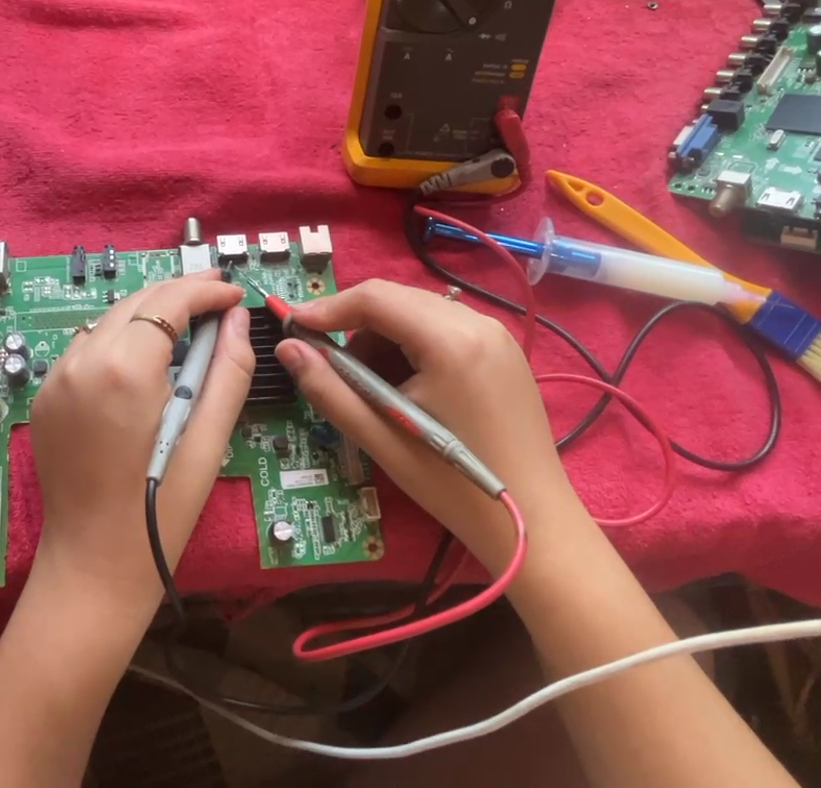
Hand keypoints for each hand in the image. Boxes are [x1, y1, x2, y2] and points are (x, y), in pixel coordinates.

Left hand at [29, 271, 253, 605]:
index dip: (205, 290)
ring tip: (189, 326)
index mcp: (122, 371)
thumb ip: (228, 372)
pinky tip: (145, 361)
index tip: (235, 293)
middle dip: (178, 295)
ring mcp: (55, 379)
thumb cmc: (158, 513)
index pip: (167, 302)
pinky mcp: (45, 397)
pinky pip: (86, 350)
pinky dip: (119, 341)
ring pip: (107, 321)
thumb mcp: (208, 443)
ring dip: (148, 315)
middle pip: (134, 302)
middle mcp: (80, 362)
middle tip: (220, 298)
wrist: (91, 566)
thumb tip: (236, 320)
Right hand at [274, 279, 581, 567]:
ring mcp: (496, 334)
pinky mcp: (503, 350)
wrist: (534, 522)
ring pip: (417, 312)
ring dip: (382, 337)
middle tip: (328, 366)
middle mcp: (478, 323)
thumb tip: (286, 348)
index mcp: (451, 342)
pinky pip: (442, 327)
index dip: (328, 308)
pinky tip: (404, 387)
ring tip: (371, 388)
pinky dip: (411, 345)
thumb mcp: (381, 440)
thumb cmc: (452, 487)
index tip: (292, 327)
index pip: (376, 298)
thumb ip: (329, 390)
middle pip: (396, 299)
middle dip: (355, 326)